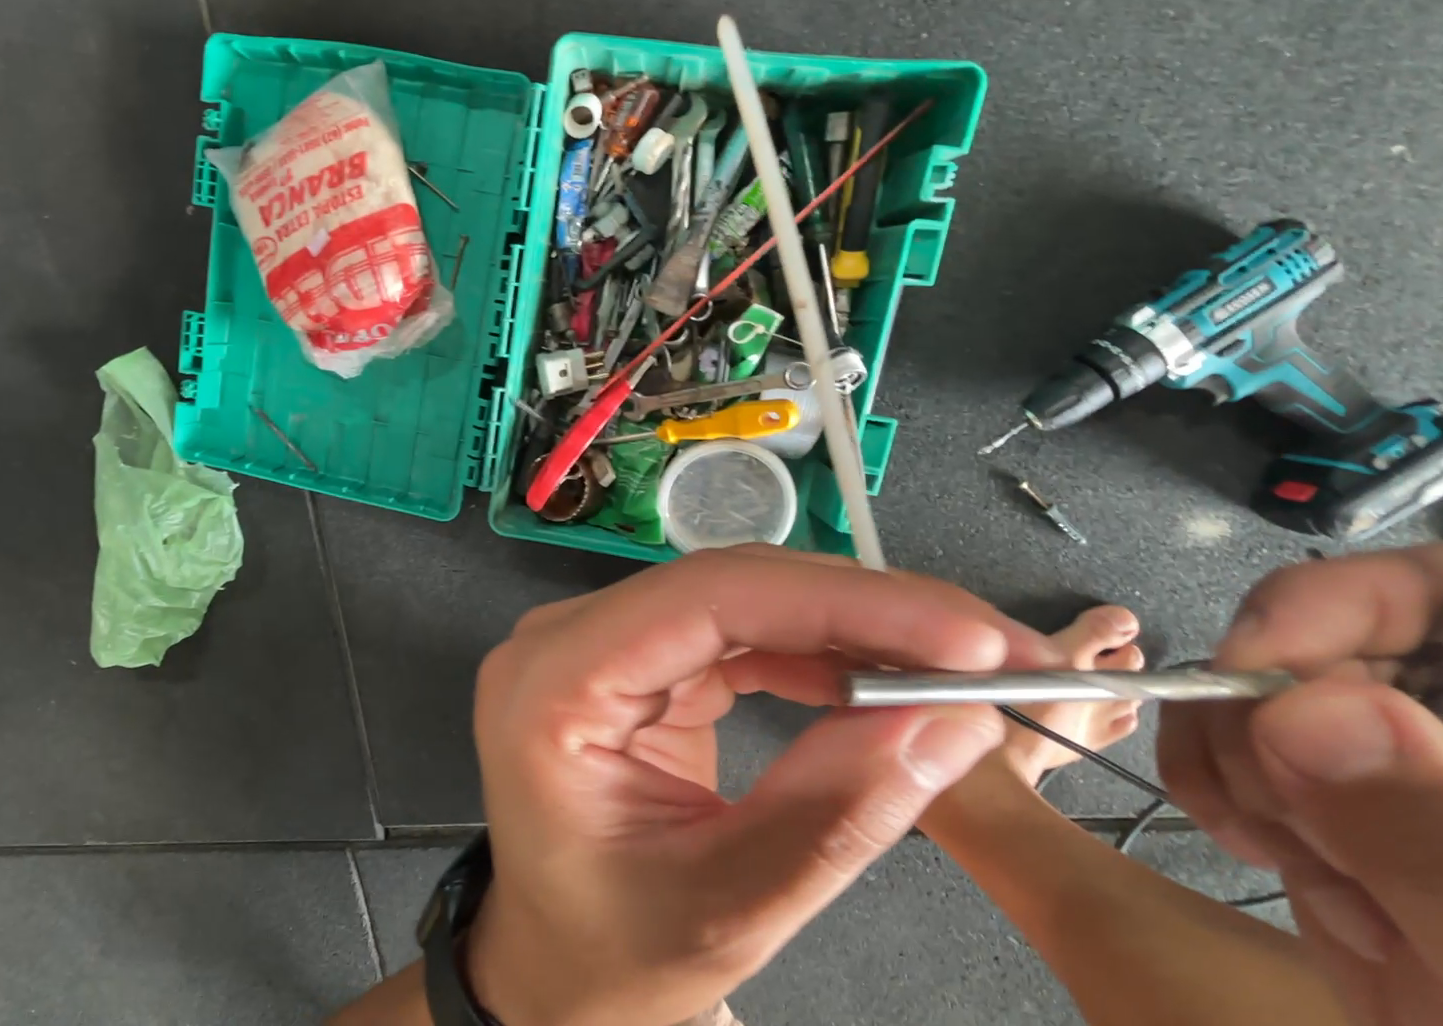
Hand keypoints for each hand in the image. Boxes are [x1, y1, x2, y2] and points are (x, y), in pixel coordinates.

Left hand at [465, 546, 1064, 1025]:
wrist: (550, 967)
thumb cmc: (608, 953)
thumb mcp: (725, 907)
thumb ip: (834, 813)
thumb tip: (955, 719)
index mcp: (554, 685)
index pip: (710, 599)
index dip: (846, 604)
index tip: (972, 641)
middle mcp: (569, 641)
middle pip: (735, 586)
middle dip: (874, 611)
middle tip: (1002, 654)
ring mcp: (605, 644)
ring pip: (750, 600)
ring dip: (861, 627)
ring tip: (969, 669)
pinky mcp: (643, 663)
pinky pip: (744, 633)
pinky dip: (825, 652)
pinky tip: (892, 682)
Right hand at [1160, 544, 1442, 1025]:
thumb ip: (1425, 830)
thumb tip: (1299, 711)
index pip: (1432, 587)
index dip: (1336, 600)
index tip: (1252, 668)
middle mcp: (1435, 715)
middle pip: (1318, 638)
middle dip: (1263, 712)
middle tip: (1283, 810)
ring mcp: (1377, 755)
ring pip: (1250, 689)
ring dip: (1235, 767)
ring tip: (1300, 860)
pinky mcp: (1319, 792)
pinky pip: (1221, 742)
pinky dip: (1212, 790)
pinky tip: (1268, 854)